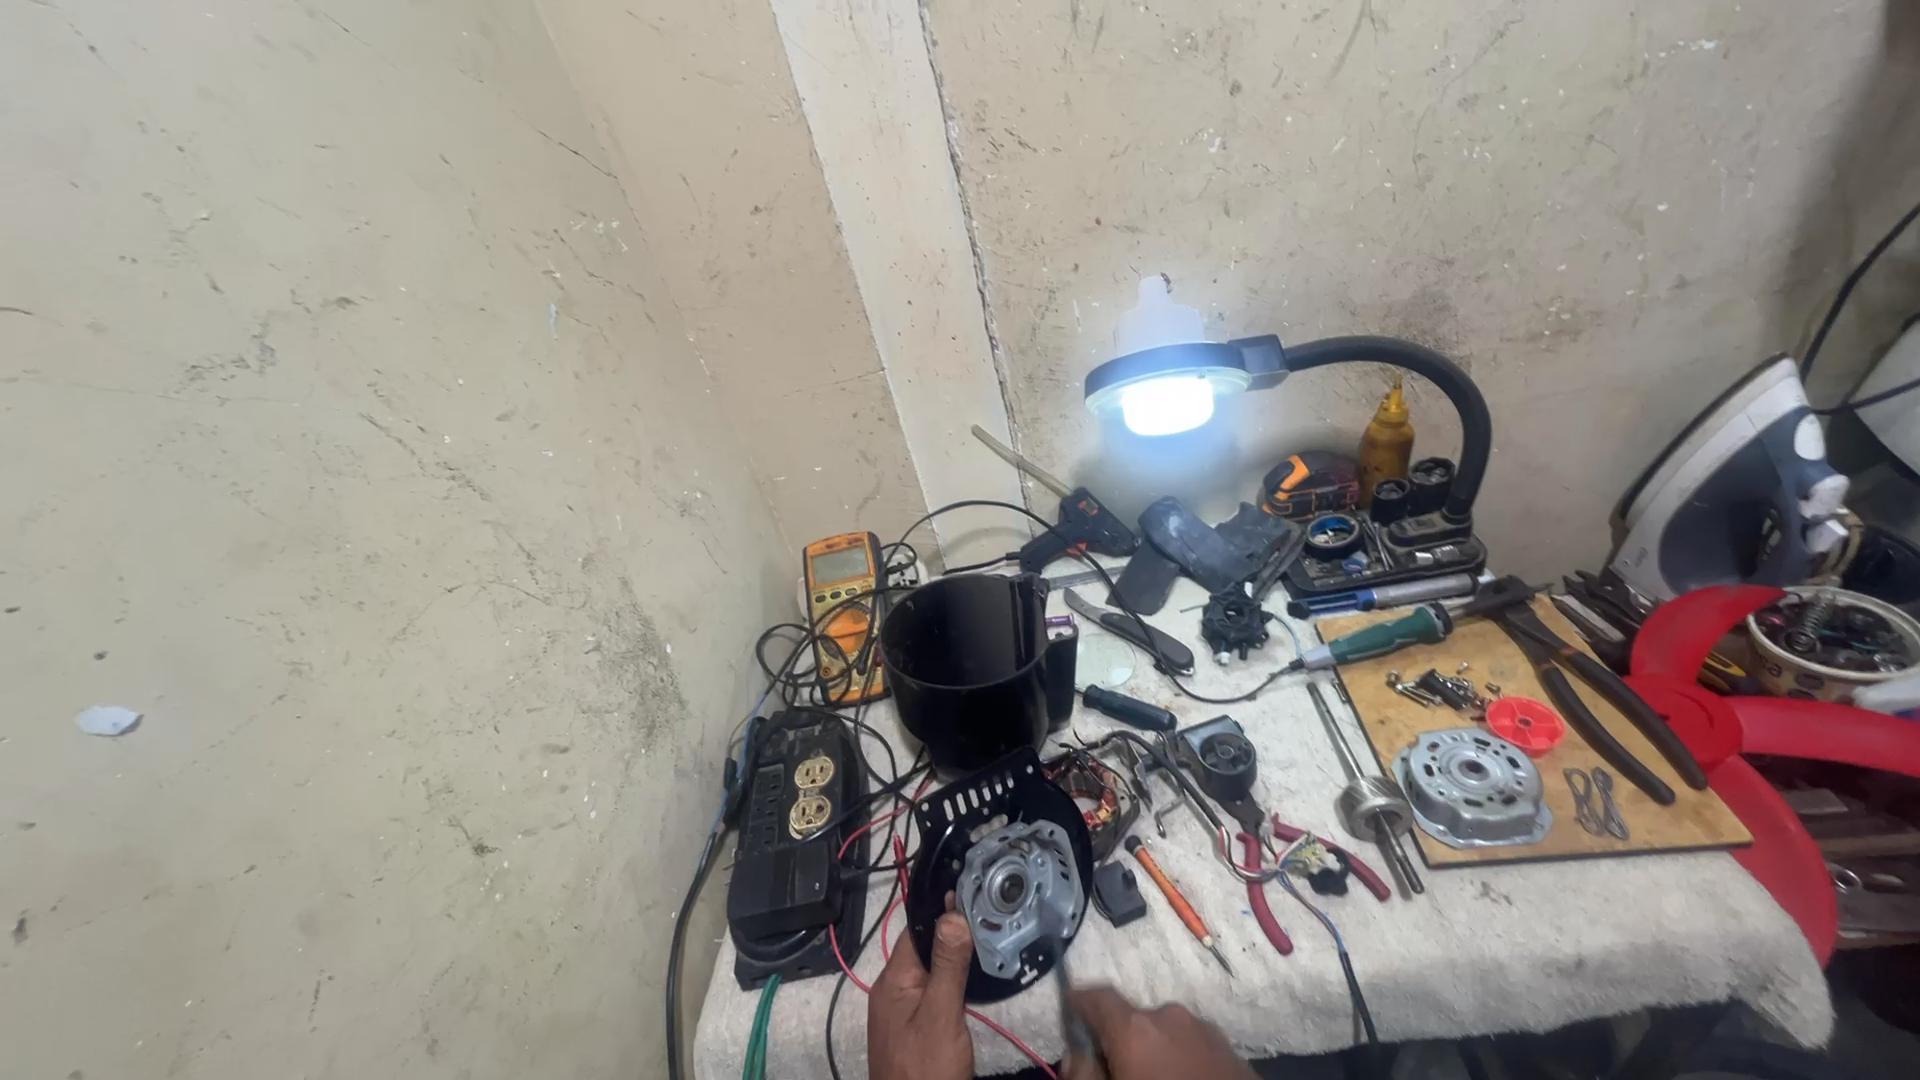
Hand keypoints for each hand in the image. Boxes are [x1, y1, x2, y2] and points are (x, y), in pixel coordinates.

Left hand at [868, 913, 974, 1079]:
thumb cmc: (926, 1070)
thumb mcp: (940, 1016)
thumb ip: (947, 967)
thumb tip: (952, 913)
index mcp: (893, 980)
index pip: (917, 929)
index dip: (942, 909)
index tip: (972, 890)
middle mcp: (894, 990)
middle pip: (925, 947)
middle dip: (954, 932)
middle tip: (988, 912)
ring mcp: (904, 1010)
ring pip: (932, 969)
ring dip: (956, 957)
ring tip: (987, 936)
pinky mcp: (917, 1027)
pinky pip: (935, 990)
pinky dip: (954, 980)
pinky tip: (975, 976)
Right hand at [1065, 986, 1256, 1079]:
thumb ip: (1084, 1076)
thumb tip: (1076, 1054)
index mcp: (1134, 1028)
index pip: (1096, 996)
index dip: (1079, 1002)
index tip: (1069, 1011)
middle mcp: (1169, 1017)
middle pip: (1132, 1020)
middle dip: (1120, 1042)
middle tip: (1116, 1071)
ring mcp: (1206, 1032)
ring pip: (1166, 1035)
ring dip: (1155, 1054)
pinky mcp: (1234, 1054)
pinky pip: (1195, 1050)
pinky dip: (1183, 1064)